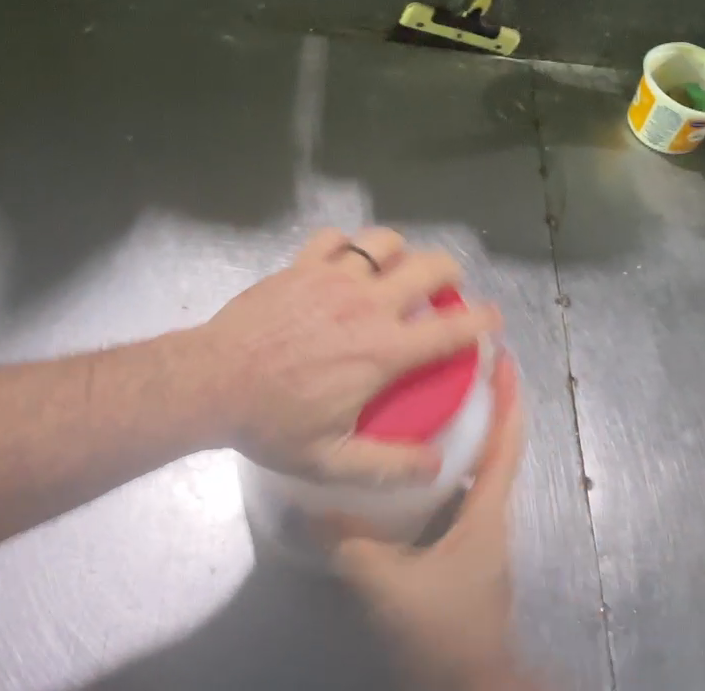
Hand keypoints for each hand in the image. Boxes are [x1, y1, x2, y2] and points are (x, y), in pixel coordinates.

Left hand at [187, 227, 500, 484]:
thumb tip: (436, 464)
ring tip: (395, 271)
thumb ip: (388, 465)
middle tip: (444, 292)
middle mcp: (367, 304)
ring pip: (384, 241)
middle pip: (429, 266)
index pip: (450, 330)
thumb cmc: (272, 422)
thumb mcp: (331, 462)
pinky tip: (344, 265)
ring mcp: (333, 277)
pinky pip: (336, 239)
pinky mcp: (302, 265)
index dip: (482, 320)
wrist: (212, 382)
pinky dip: (348, 247)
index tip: (492, 318)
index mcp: (383, 350)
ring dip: (400, 252)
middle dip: (450, 274)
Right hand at [326, 362, 538, 690]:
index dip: (508, 398)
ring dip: (461, 438)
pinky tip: (407, 470)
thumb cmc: (444, 631)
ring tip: (428, 407)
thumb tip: (308, 511)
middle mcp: (489, 517)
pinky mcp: (464, 554)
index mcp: (486, 513)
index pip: (506, 443)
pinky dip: (442, 473)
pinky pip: (456, 498)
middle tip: (455, 370)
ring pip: (474, 474)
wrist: (470, 684)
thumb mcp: (390, 584)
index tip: (504, 357)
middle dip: (483, 406)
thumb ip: (350, 546)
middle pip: (495, 449)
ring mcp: (479, 537)